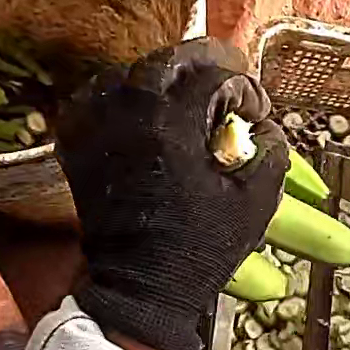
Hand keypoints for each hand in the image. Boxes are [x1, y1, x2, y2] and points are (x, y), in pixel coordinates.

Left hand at [55, 38, 288, 349]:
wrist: (142, 287)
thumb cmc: (202, 247)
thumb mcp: (257, 200)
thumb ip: (272, 150)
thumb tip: (264, 123)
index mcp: (174, 128)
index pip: (215, 78)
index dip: (244, 88)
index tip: (257, 110)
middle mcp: (130, 117)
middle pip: (167, 61)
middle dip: (205, 62)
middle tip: (226, 76)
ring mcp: (97, 129)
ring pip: (128, 73)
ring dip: (163, 75)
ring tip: (186, 89)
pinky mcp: (77, 146)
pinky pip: (96, 98)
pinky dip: (122, 93)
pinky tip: (143, 105)